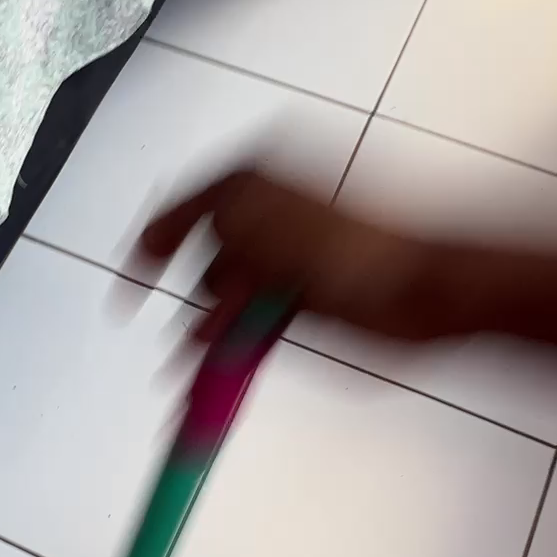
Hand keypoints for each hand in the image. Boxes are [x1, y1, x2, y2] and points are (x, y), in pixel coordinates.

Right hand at [138, 169, 464, 341]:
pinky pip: (249, 328)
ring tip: (190, 366)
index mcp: (258, 185)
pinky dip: (227, 349)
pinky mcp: (302, 305)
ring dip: (204, 333)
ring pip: (226, 302)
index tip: (133, 271)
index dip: (155, 240)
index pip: (189, 207)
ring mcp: (285, 267)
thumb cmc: (356, 245)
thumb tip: (179, 232)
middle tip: (181, 333)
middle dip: (187, 298)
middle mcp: (269, 224)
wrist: (422, 292)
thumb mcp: (261, 210)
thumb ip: (209, 214)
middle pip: (205, 260)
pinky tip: (210, 371)